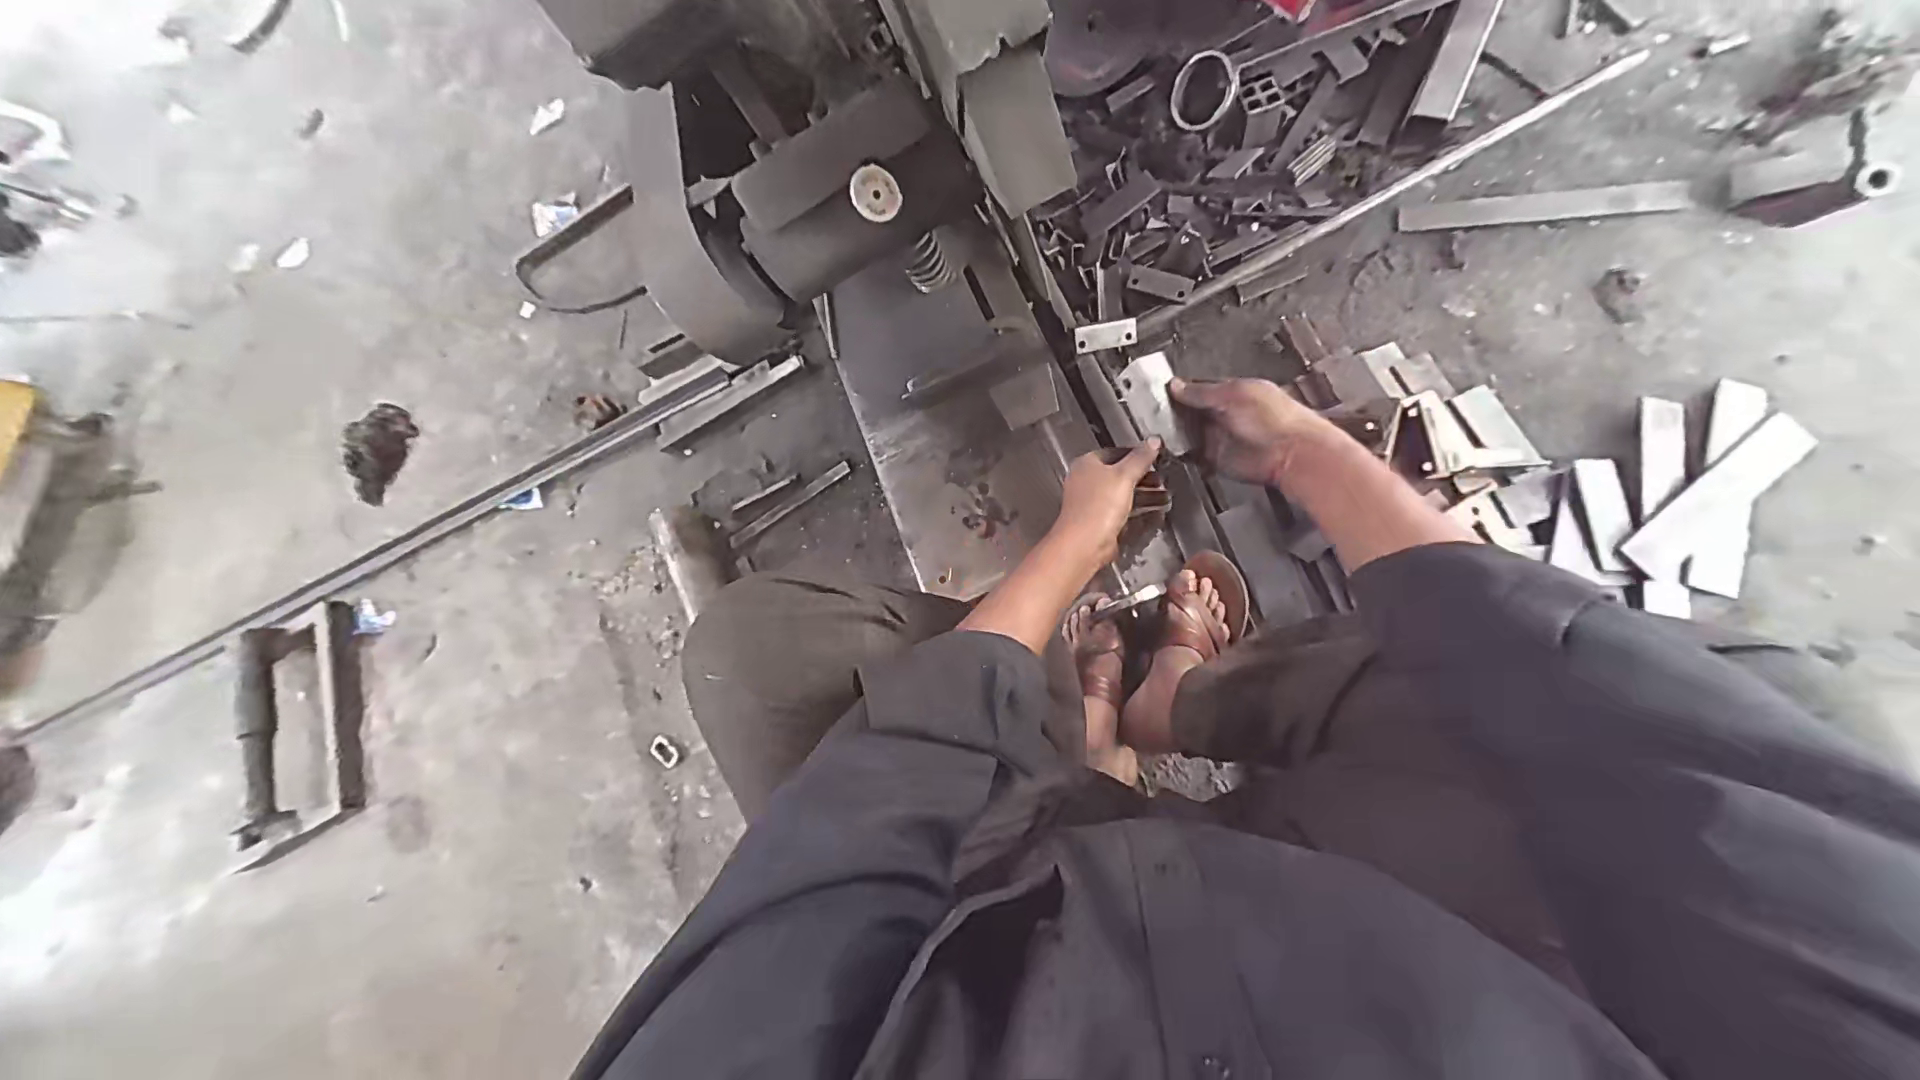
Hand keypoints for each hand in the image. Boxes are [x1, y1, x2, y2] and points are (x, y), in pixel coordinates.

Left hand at [1051, 439, 1162, 562]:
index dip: (1137, 454)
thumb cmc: (1101, 505)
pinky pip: (1120, 508)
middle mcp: (1085, 480)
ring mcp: (1090, 501)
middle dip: (1143, 476)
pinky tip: (1154, 509)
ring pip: (1121, 491)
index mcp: (1086, 464)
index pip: (1116, 452)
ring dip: (1143, 493)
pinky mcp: (1097, 519)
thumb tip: (1154, 440)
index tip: (1157, 458)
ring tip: (1165, 495)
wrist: (1084, 543)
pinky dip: (1137, 507)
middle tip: (1163, 478)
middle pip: (1118, 472)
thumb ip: (1140, 458)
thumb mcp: (1124, 476)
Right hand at [1169, 377, 1326, 487]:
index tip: (1157, 394)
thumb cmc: (1277, 420)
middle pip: (1189, 412)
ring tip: (1157, 431)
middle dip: (1172, 413)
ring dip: (1174, 434)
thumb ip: (1203, 392)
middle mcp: (1224, 415)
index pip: (1197, 389)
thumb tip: (1177, 385)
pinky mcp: (1217, 459)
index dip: (1178, 392)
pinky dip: (1182, 454)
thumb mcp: (1235, 394)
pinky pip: (1192, 456)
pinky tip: (1170, 449)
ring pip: (1187, 434)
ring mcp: (1219, 438)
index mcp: (1231, 392)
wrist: (1290, 454)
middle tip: (1153, 413)